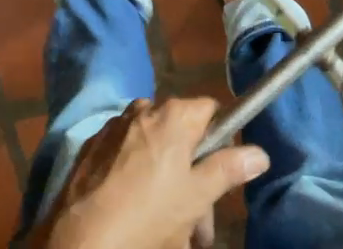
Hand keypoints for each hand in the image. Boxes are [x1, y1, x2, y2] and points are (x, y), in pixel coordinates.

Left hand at [35, 98, 269, 248]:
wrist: (83, 234)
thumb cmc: (148, 213)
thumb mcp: (196, 197)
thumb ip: (228, 169)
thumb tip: (259, 152)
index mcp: (173, 114)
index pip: (210, 110)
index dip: (221, 140)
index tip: (223, 173)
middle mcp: (144, 108)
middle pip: (182, 134)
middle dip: (195, 174)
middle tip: (199, 223)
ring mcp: (115, 125)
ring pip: (155, 148)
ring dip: (168, 179)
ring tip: (170, 225)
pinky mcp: (94, 145)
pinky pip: (127, 154)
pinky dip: (138, 175)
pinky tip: (137, 209)